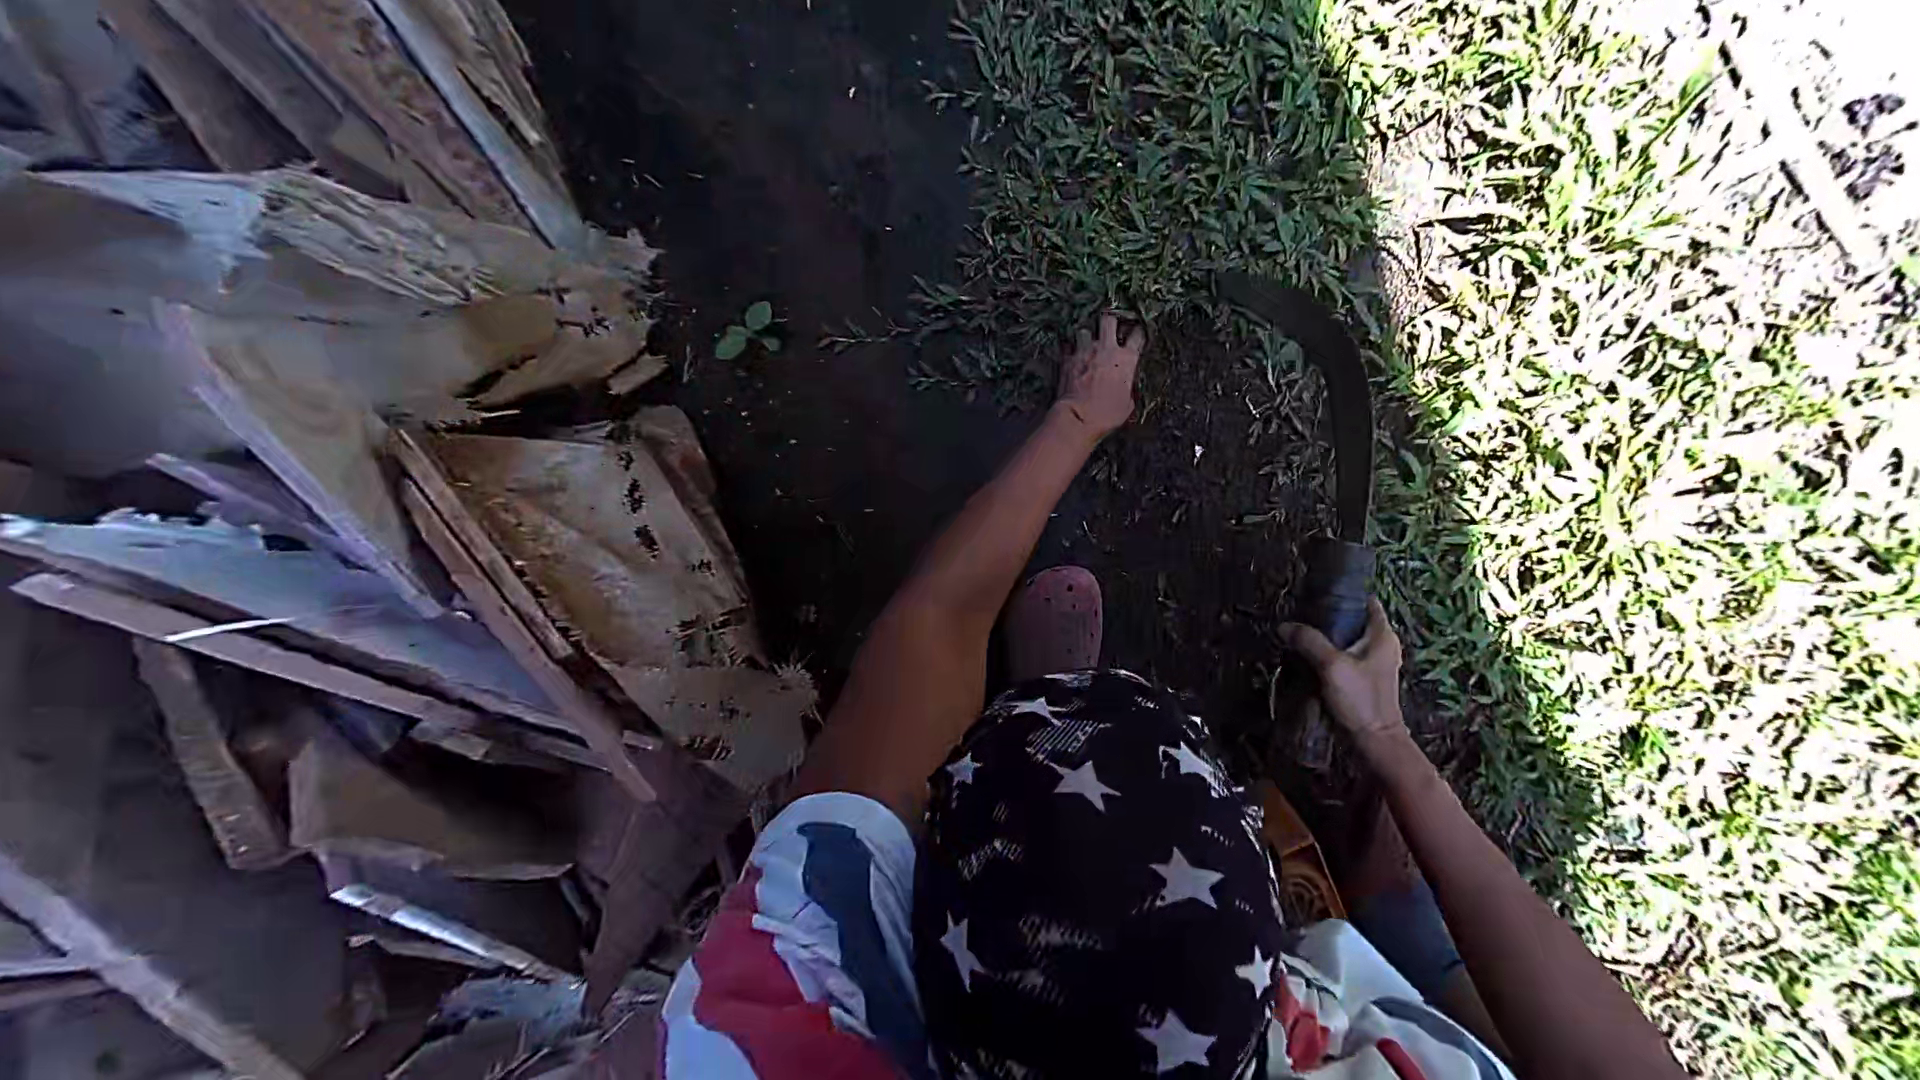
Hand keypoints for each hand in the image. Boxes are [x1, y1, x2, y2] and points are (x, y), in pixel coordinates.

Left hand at [1057, 312, 1144, 437]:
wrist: (1078, 418)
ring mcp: (1085, 352)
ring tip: (1087, 340)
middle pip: (1110, 319)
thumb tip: (1124, 387)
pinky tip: (1069, 352)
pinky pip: (1067, 345)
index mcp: (1126, 359)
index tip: (1136, 333)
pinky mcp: (1067, 360)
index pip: (1138, 334)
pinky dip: (1068, 347)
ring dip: (1086, 334)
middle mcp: (1106, 349)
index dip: (1138, 331)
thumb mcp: (1127, 404)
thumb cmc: (1105, 415)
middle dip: (1110, 319)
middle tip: (1110, 325)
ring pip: (1085, 329)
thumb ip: (1127, 387)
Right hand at [1280, 598, 1407, 752]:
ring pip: (1344, 638)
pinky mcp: (1360, 677)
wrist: (1373, 740)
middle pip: (1352, 619)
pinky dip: (1324, 651)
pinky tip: (1304, 654)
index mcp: (1382, 636)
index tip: (1317, 591)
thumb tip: (1284, 626)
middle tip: (1299, 612)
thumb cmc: (1360, 699)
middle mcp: (1380, 645)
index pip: (1366, 602)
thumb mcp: (1331, 665)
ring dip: (1323, 635)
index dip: (1344, 593)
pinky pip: (1340, 655)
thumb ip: (1308, 641)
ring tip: (1297, 631)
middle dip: (1327, 615)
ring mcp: (1371, 662)